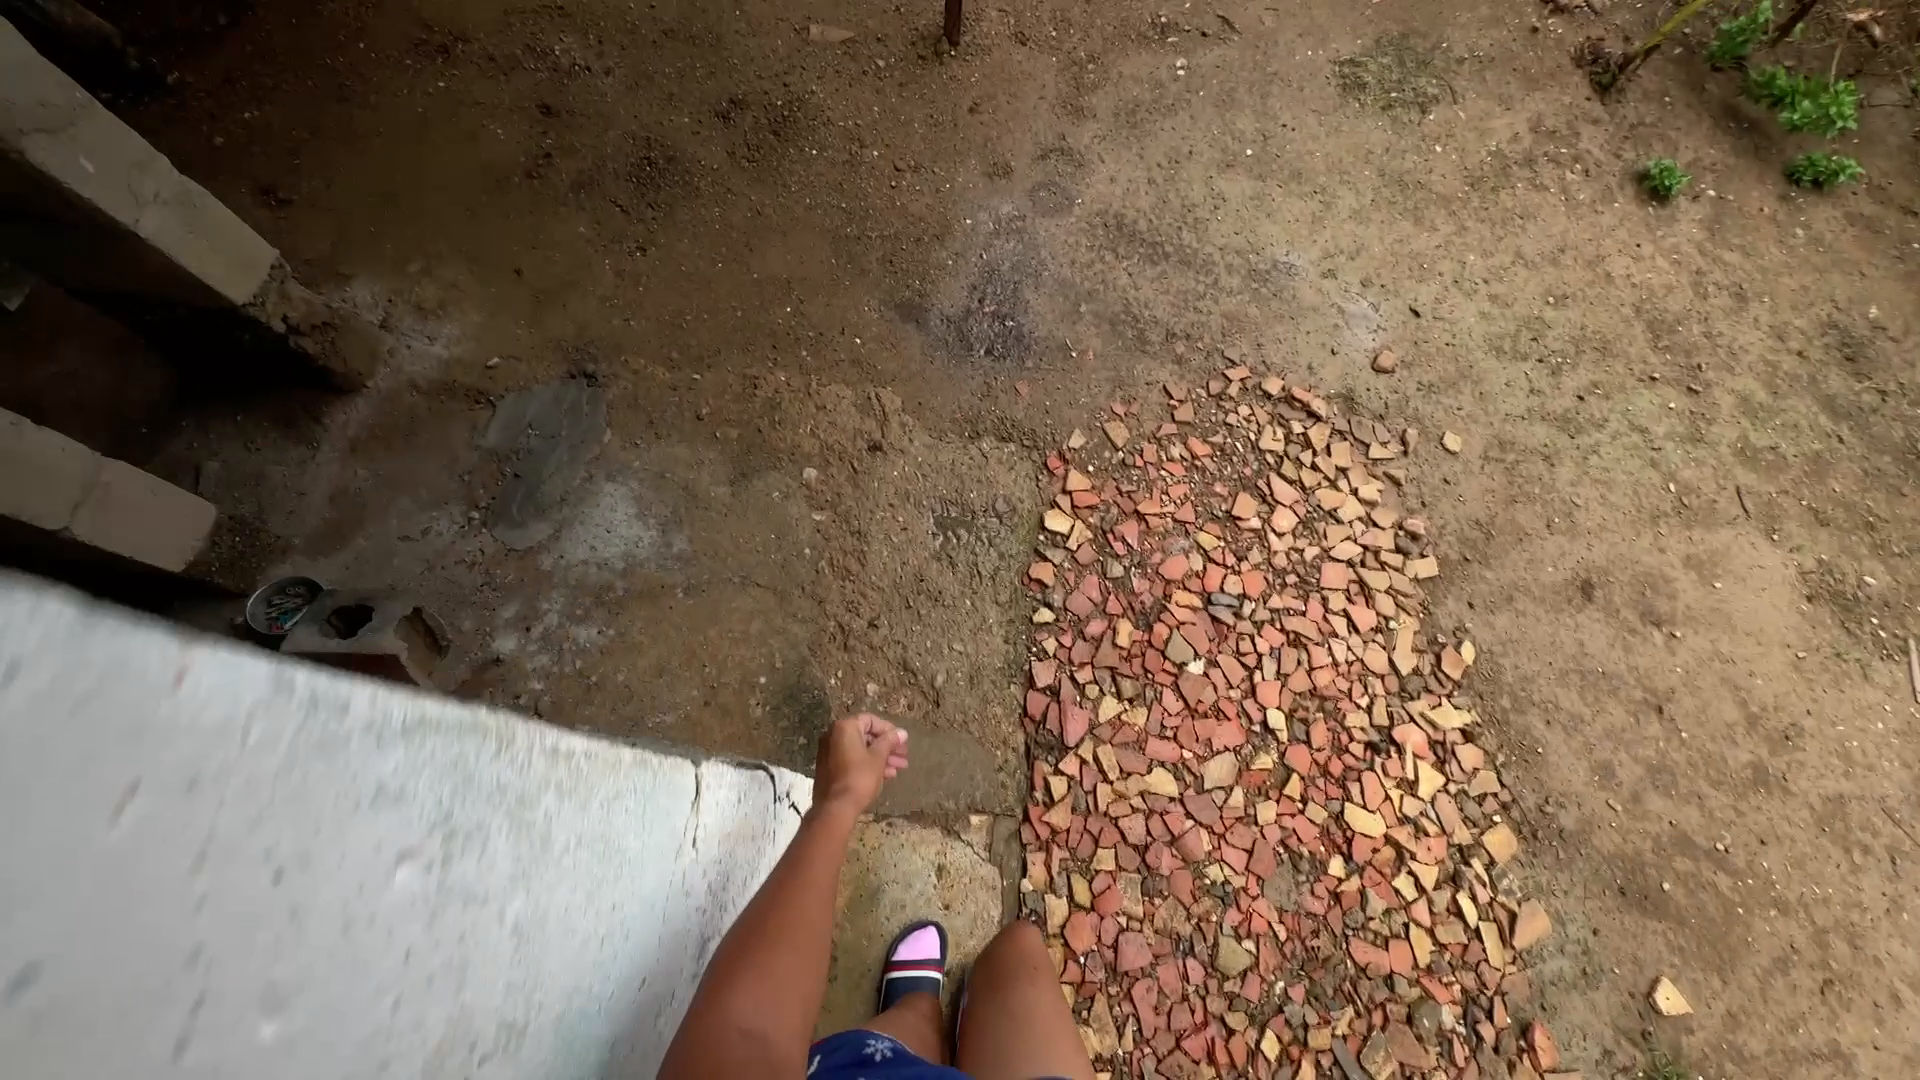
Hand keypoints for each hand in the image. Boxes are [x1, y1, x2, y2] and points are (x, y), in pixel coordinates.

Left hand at [811, 713, 908, 820]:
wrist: (835, 808)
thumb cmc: (859, 777)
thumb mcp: (878, 757)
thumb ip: (890, 741)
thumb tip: (902, 732)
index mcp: (844, 728)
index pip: (870, 720)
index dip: (888, 729)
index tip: (901, 741)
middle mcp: (833, 736)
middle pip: (866, 735)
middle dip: (887, 746)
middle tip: (903, 756)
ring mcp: (829, 753)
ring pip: (860, 749)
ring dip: (881, 757)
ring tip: (899, 768)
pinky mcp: (829, 768)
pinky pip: (852, 759)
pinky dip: (868, 764)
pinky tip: (886, 775)